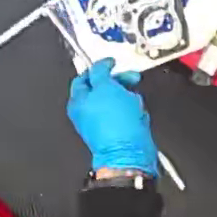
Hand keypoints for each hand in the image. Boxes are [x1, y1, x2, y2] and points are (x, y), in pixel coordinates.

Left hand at [67, 58, 158, 174]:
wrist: (130, 153)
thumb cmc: (114, 125)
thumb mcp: (105, 87)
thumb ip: (100, 73)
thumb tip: (100, 66)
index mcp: (78, 101)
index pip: (86, 76)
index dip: (99, 67)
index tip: (111, 62)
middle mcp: (88, 112)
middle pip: (103, 87)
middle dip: (118, 82)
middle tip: (130, 78)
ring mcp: (103, 122)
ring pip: (118, 100)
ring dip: (129, 96)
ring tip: (135, 101)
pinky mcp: (119, 131)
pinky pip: (128, 113)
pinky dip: (134, 110)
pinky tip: (138, 113)